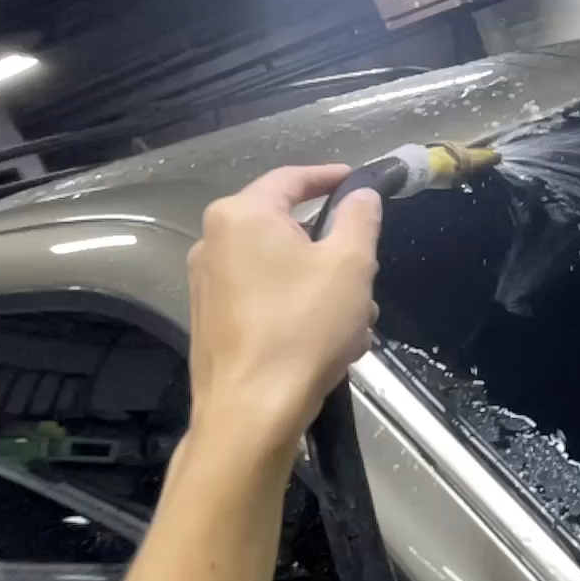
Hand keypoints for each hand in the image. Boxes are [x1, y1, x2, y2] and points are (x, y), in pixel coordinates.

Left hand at [186, 165, 381, 454]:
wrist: (256, 404)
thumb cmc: (307, 325)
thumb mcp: (351, 264)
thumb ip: (359, 219)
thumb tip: (361, 194)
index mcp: (244, 217)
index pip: (291, 178)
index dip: (330, 176)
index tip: (360, 180)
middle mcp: (215, 241)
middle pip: (289, 226)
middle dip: (335, 245)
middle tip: (370, 267)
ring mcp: (209, 281)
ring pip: (284, 265)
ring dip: (326, 282)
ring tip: (357, 317)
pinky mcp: (214, 317)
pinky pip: (269, 294)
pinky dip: (303, 304)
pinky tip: (331, 337)